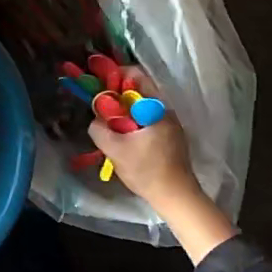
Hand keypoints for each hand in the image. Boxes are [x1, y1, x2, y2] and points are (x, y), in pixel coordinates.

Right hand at [88, 68, 198, 207]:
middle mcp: (166, 110)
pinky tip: (123, 138)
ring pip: (142, 108)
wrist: (176, 195)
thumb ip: (99, 129)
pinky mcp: (170, 137)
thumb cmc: (146, 170)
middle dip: (116, 96)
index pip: (136, 76)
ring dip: (124, 112)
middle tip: (99, 108)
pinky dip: (133, 123)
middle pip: (138, 92)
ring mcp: (170, 124)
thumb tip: (96, 119)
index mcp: (155, 107)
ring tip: (108, 125)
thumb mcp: (115, 149)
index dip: (114, 76)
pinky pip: (147, 120)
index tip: (98, 85)